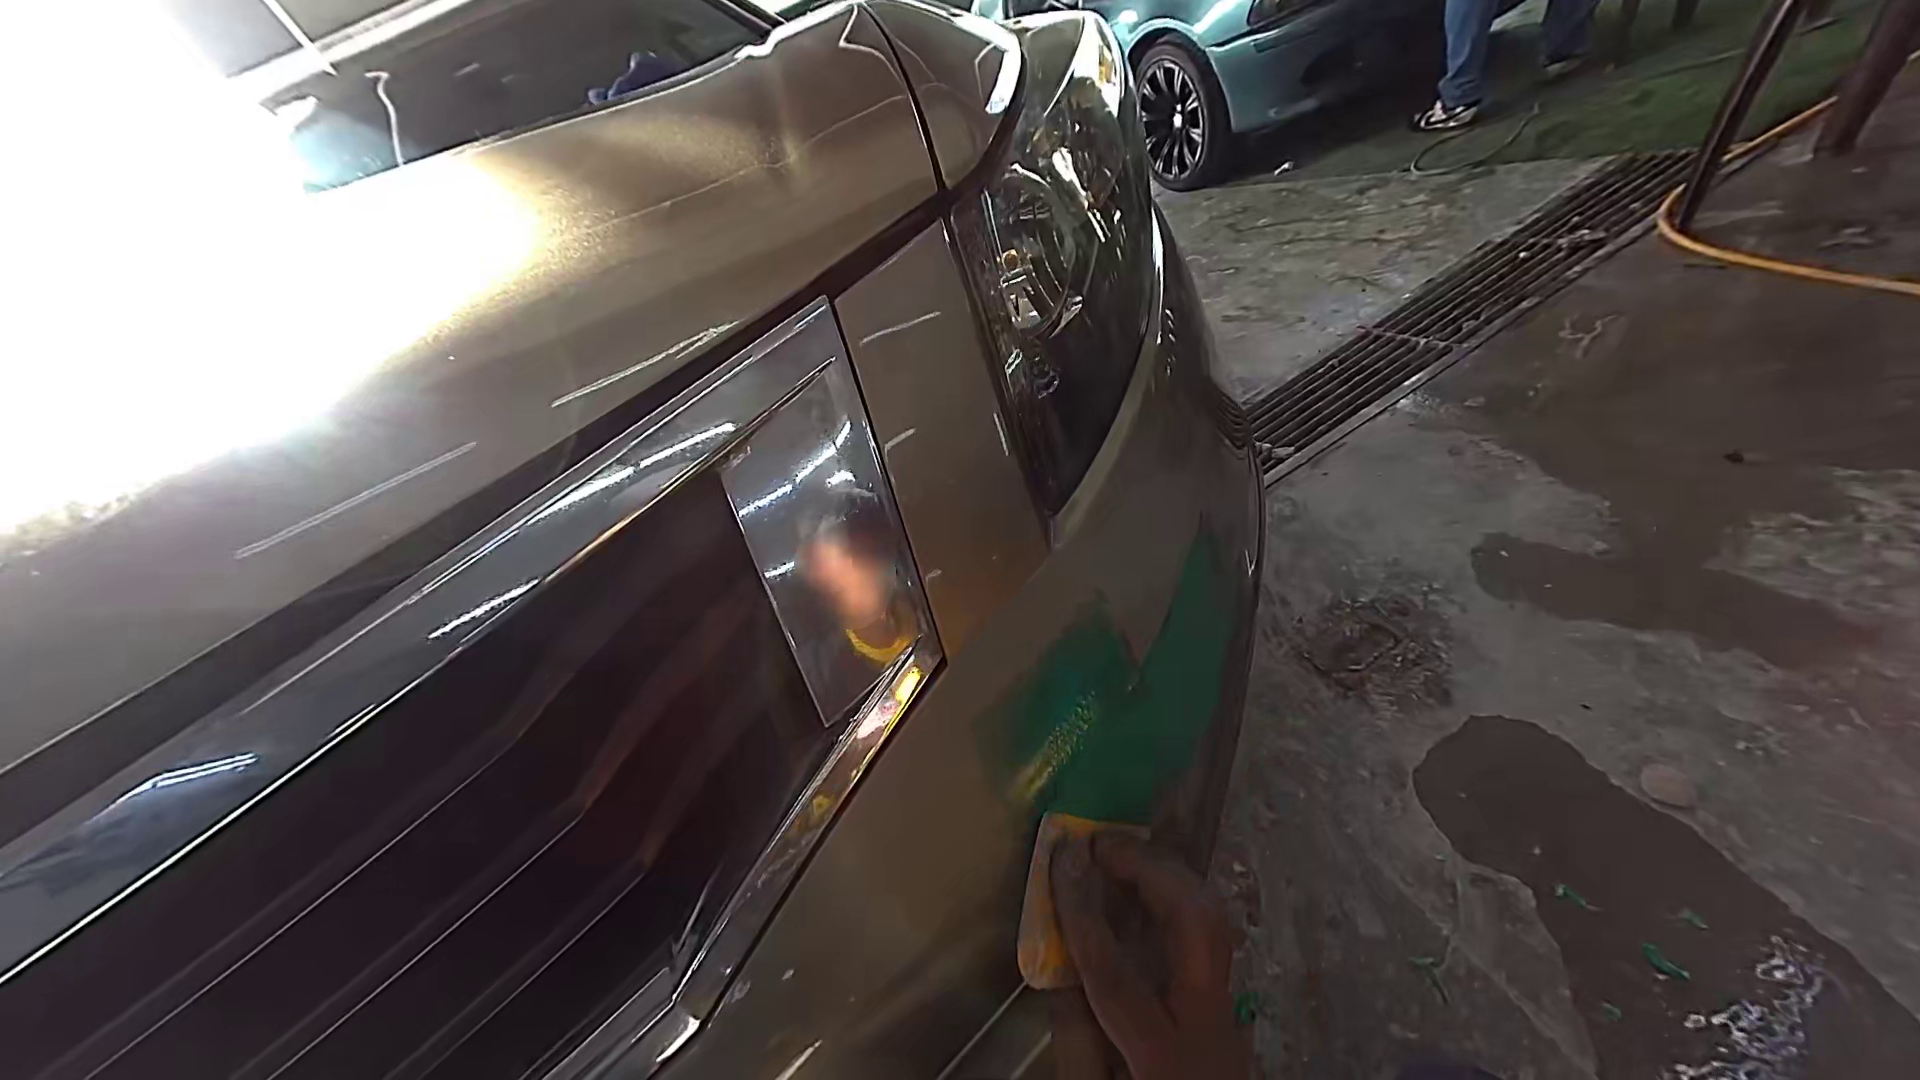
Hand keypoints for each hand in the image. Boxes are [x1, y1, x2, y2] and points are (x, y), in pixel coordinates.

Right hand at [1049, 832, 1250, 1079]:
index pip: (1117, 975)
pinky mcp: (1231, 995)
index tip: (1064, 861)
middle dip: (1148, 872)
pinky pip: (1209, 924)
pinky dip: (1177, 889)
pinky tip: (1144, 878)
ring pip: (1212, 916)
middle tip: (1102, 845)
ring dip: (1165, 871)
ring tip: (1119, 850)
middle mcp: (1212, 1026)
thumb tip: (1060, 955)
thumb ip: (1072, 1034)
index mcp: (1167, 1060)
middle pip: (1196, 925)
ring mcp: (1231, 1007)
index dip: (1083, 912)